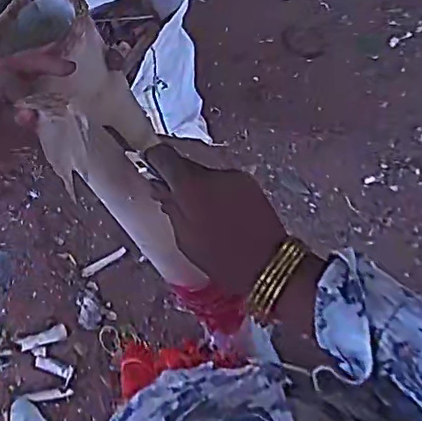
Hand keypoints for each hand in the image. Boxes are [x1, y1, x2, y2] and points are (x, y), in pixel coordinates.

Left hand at [0, 46, 74, 243]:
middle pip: (7, 75)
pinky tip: (43, 109)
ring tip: (58, 77)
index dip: (36, 67)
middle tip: (66, 62)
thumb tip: (33, 113)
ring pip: (10, 93)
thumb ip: (5, 129)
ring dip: (34, 85)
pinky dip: (27, 110)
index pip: (5, 71)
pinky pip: (9, 116)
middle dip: (35, 66)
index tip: (66, 74)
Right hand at [143, 144, 289, 298]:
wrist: (272, 267)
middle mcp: (211, 171)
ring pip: (204, 172)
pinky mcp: (249, 183)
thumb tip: (158, 186)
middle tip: (170, 197)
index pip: (162, 154)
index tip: (149, 171)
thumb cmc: (221, 258)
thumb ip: (169, 206)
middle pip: (184, 163)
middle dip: (175, 177)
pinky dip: (215, 190)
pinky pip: (222, 180)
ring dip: (197, 184)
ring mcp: (233, 175)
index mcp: (190, 184)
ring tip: (198, 209)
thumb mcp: (184, 238)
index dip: (152, 160)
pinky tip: (219, 211)